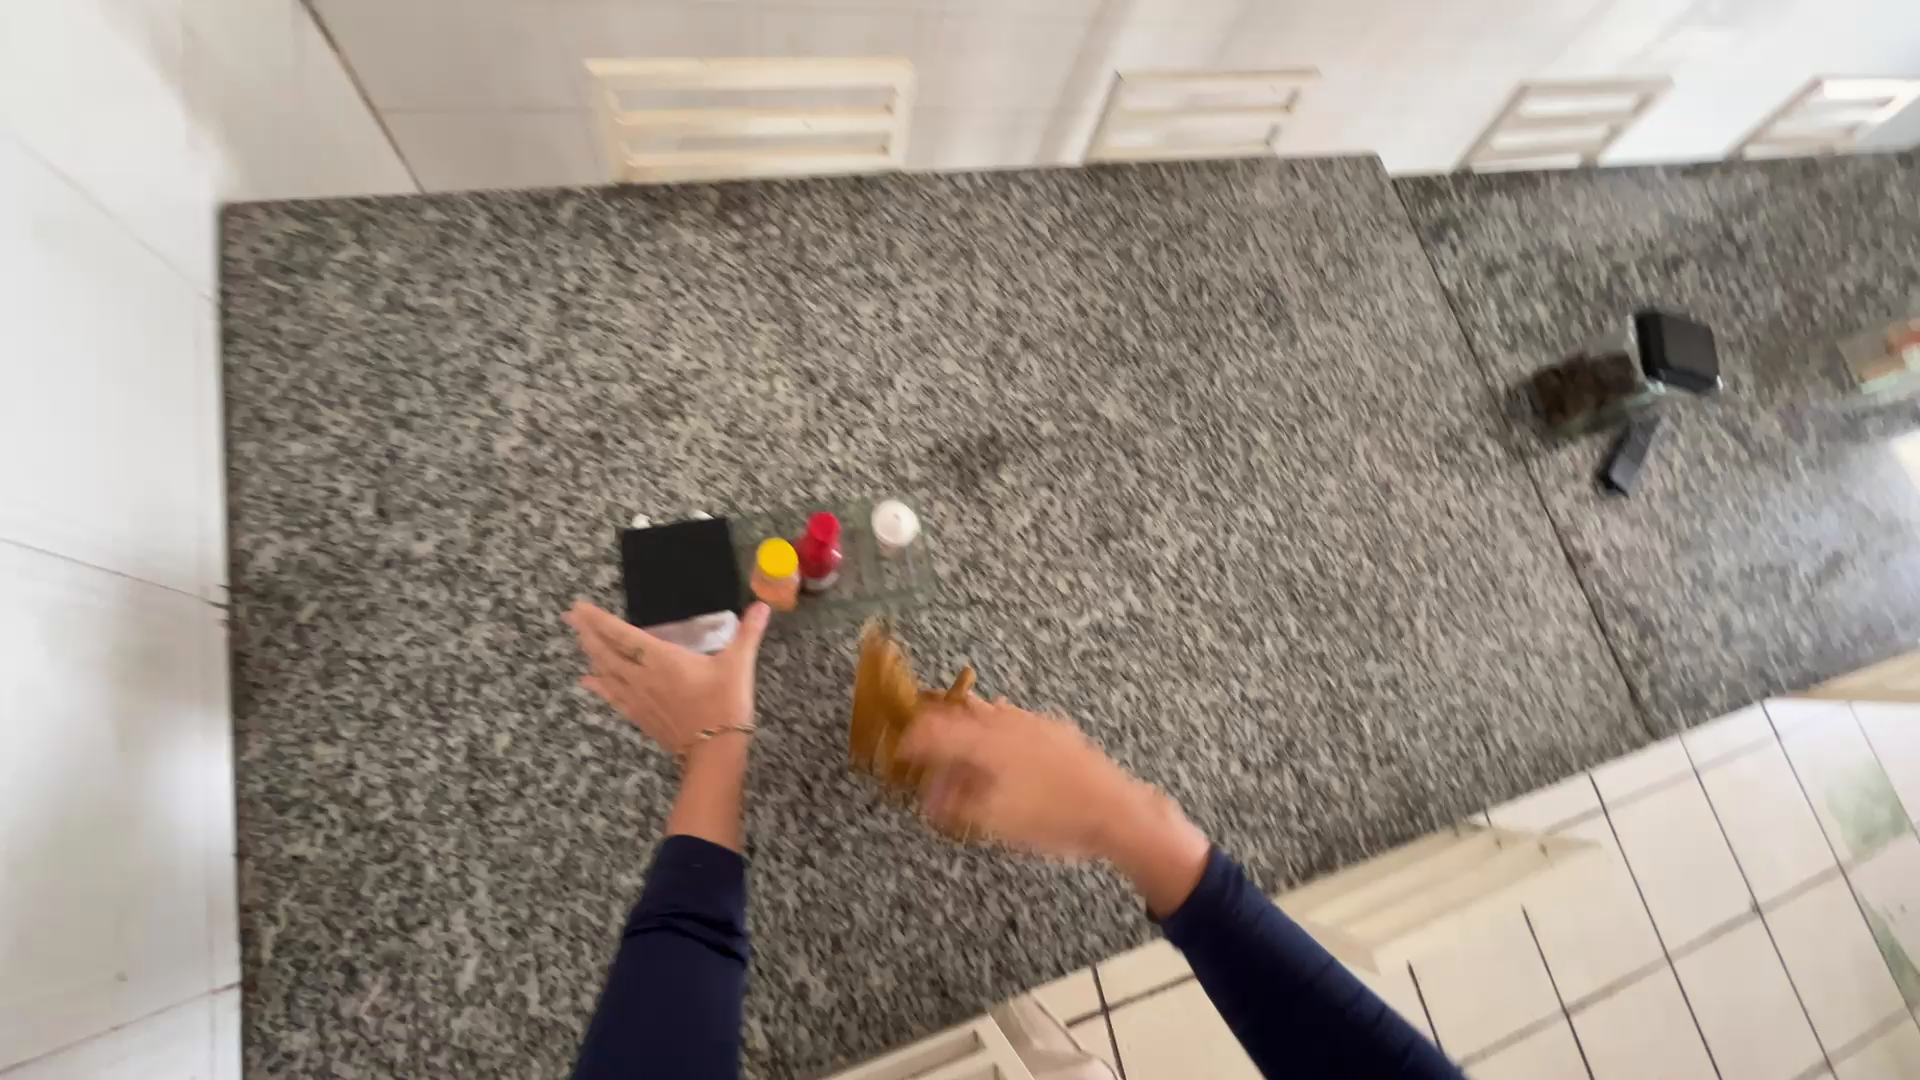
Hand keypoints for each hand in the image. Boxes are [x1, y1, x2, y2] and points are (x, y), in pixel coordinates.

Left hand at [564, 600, 770, 757]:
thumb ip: (748, 633)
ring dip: (590, 654)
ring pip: (605, 673)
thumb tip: (762, 606)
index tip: (579, 607)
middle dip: (587, 633)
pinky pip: (612, 696)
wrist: (714, 751)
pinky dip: (598, 686)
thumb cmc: (725, 703)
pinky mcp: (640, 715)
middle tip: (570, 617)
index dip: (599, 620)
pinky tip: (588, 681)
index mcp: (662, 659)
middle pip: (606, 652)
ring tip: (579, 640)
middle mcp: (642, 677)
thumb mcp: (739, 664)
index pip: (622, 635)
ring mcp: (638, 698)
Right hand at [898, 696, 1210, 913]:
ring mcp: (1032, 722)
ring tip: (957, 753)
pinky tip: (999, 753)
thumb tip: (929, 796)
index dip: (910, 739)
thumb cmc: (1052, 818)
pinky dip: (994, 732)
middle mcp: (1005, 722)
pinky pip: (1011, 720)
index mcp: (984, 741)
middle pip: (957, 713)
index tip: (898, 752)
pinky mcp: (1053, 730)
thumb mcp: (993, 820)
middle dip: (935, 729)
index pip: (933, 728)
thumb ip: (955, 803)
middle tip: (923, 750)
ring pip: (985, 714)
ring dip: (965, 729)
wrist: (1114, 809)